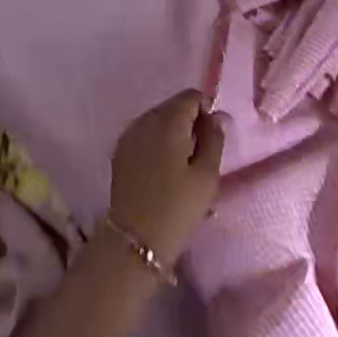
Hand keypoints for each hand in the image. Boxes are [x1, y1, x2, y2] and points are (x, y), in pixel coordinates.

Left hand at [107, 89, 226, 261]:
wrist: (134, 240)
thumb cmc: (177, 208)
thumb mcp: (206, 176)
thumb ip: (215, 139)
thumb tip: (218, 114)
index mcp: (167, 121)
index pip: (190, 97)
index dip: (206, 111)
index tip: (211, 139)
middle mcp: (144, 119)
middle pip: (172, 105)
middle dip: (189, 121)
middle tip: (199, 155)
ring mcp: (128, 133)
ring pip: (157, 118)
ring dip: (172, 131)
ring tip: (182, 164)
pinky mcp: (119, 150)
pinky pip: (144, 133)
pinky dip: (156, 141)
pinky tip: (163, 168)